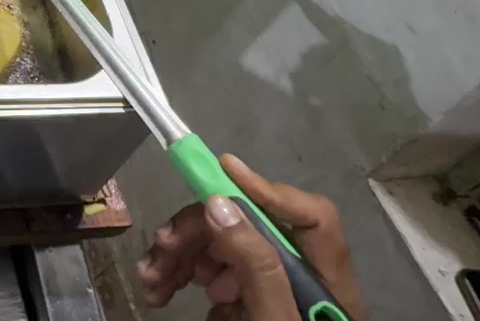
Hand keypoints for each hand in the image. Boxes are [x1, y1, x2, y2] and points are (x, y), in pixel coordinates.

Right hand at [136, 154, 366, 319]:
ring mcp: (280, 301)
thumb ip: (255, 268)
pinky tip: (168, 297)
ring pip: (228, 252)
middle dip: (199, 232)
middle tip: (161, 251)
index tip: (216, 172)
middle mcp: (308, 286)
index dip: (265, 189)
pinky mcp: (255, 313)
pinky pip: (220, 281)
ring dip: (182, 258)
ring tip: (152, 282)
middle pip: (253, 229)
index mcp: (327, 287)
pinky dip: (188, 280)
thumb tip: (220, 200)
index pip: (312, 218)